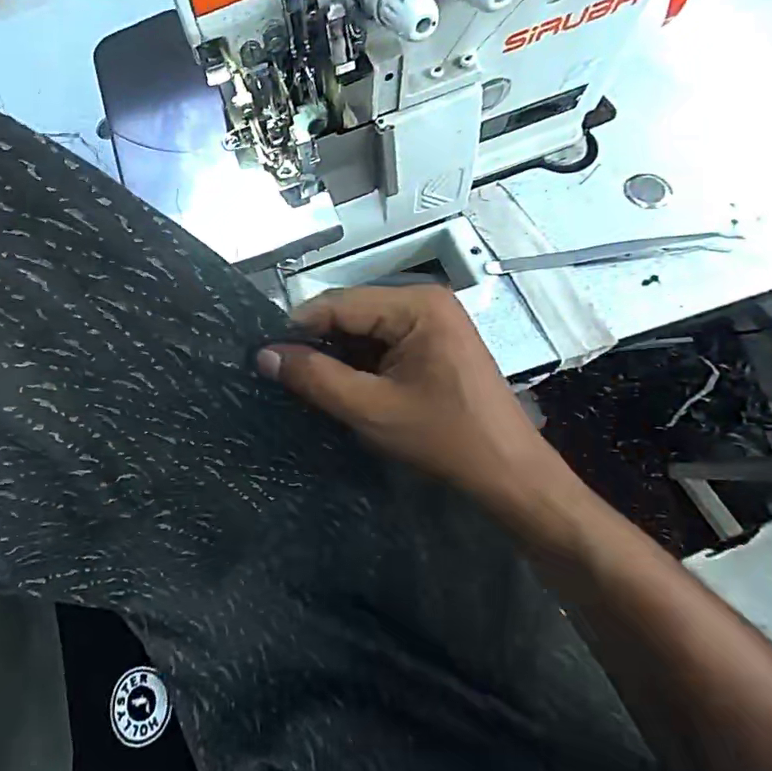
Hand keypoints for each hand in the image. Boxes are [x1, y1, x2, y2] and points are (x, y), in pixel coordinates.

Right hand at [259, 285, 571, 514]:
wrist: (507, 470)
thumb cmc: (444, 437)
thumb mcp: (371, 409)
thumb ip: (315, 378)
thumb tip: (264, 354)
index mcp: (416, 304)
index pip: (338, 303)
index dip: (298, 328)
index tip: (264, 357)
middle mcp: (426, 300)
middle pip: (353, 313)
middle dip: (320, 343)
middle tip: (283, 376)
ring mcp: (435, 320)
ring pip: (367, 330)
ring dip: (341, 356)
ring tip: (310, 385)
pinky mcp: (437, 342)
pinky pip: (387, 342)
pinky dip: (364, 364)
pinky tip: (348, 387)